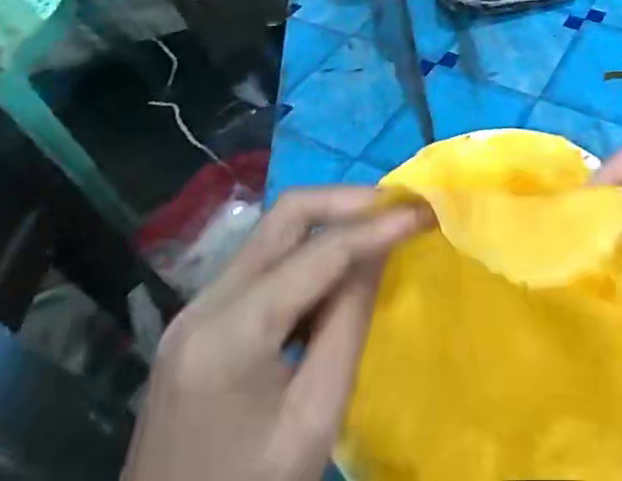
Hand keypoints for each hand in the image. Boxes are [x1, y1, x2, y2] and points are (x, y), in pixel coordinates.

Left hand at [123, 187, 428, 480]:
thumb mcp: (315, 418)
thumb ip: (348, 324)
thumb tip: (380, 251)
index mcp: (230, 331)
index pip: (318, 252)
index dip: (378, 225)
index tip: (427, 208)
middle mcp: (204, 303)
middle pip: (283, 216)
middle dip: (349, 203)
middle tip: (400, 207)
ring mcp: (194, 311)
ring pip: (271, 236)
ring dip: (328, 226)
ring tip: (380, 234)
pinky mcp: (197, 324)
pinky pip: (260, 268)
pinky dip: (304, 258)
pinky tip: (336, 277)